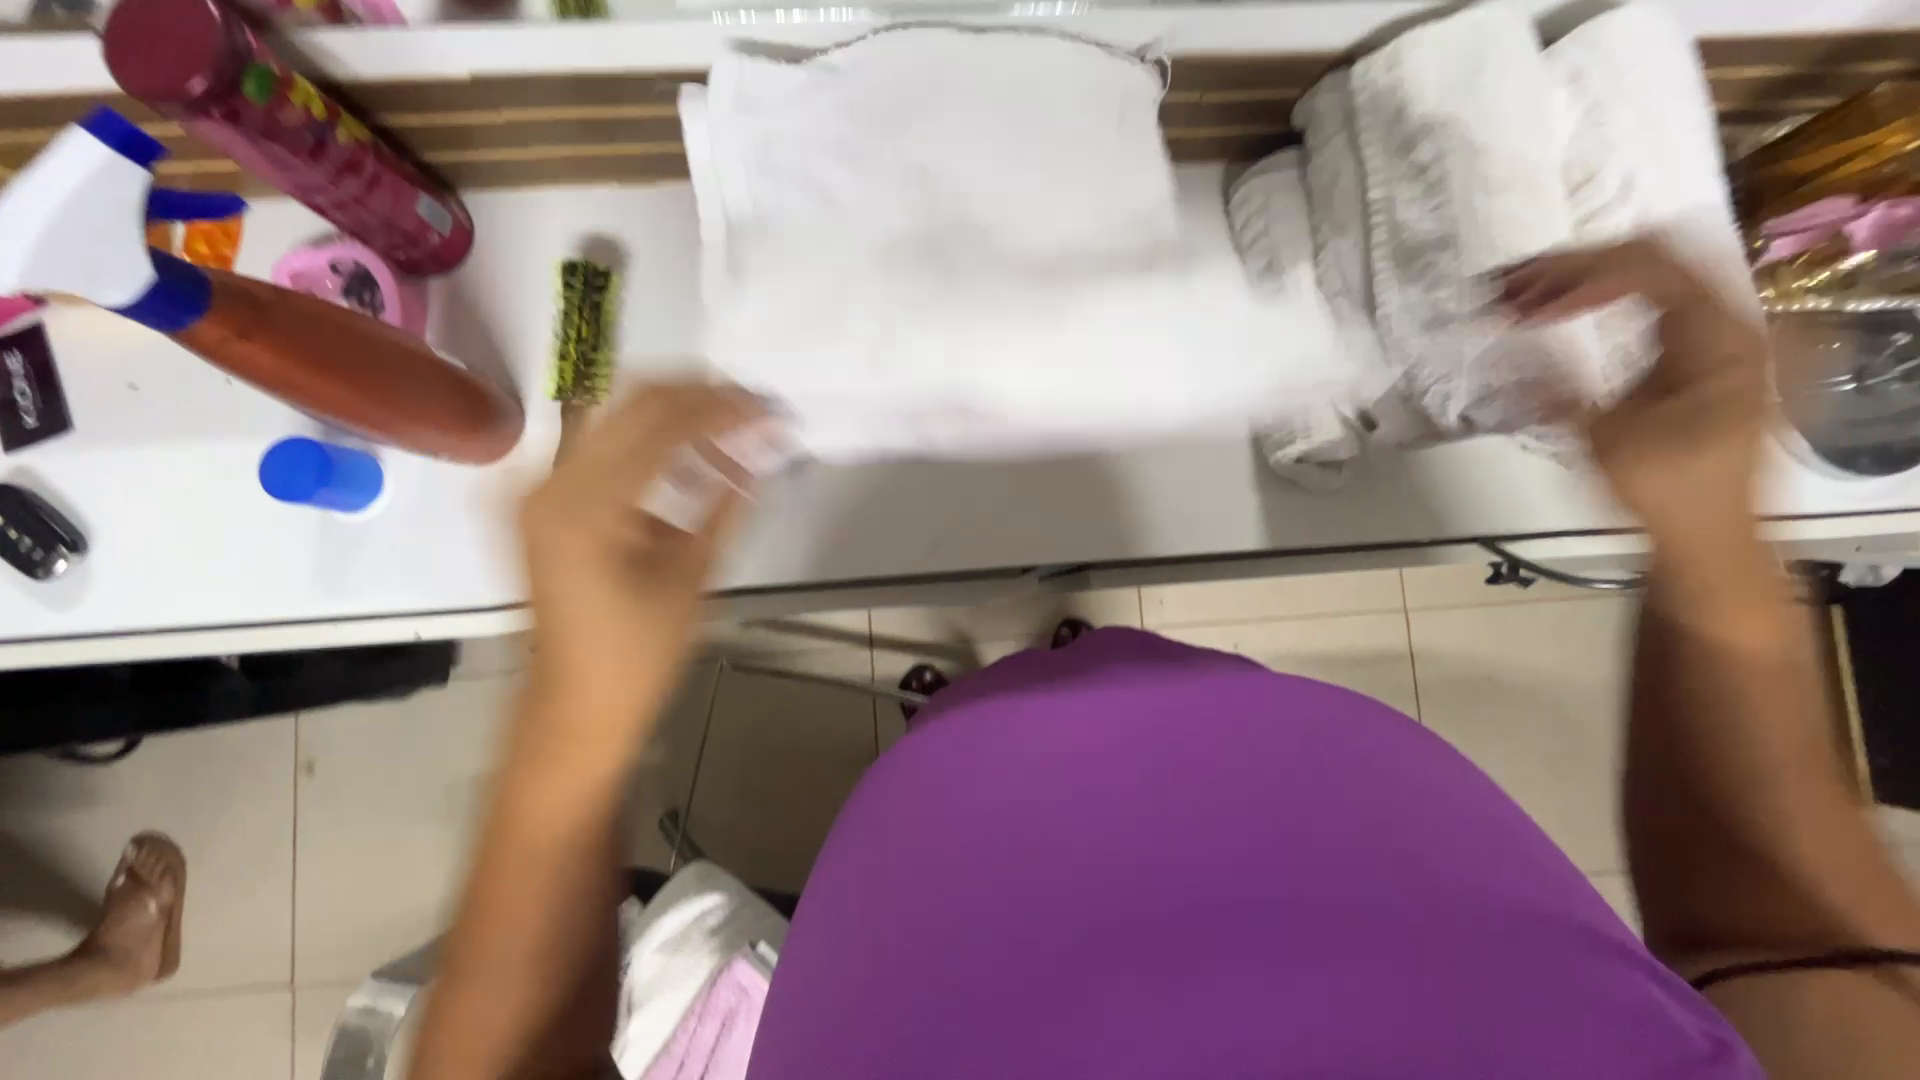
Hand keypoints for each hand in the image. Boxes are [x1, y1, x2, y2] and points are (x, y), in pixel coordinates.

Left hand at [518, 382, 761, 741]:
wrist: (572, 705)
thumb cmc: (638, 656)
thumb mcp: (693, 575)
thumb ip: (726, 499)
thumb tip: (764, 446)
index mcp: (588, 506)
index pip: (665, 421)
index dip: (724, 407)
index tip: (770, 409)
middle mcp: (549, 481)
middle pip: (634, 399)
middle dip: (700, 396)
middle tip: (752, 407)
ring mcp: (536, 487)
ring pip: (617, 414)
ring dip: (676, 413)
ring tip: (730, 431)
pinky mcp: (540, 499)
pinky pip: (602, 445)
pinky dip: (649, 441)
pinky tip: (690, 458)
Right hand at [1497, 238, 1772, 552]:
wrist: (1708, 533)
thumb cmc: (1663, 494)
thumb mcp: (1605, 440)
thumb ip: (1556, 385)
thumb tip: (1503, 343)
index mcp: (1722, 338)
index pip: (1650, 269)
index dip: (1576, 277)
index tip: (1517, 307)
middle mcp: (1729, 320)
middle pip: (1650, 254)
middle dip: (1569, 267)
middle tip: (1502, 288)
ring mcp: (1717, 330)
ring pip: (1646, 270)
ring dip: (1576, 279)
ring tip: (1512, 297)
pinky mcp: (1698, 345)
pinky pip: (1646, 296)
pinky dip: (1594, 297)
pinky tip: (1549, 312)